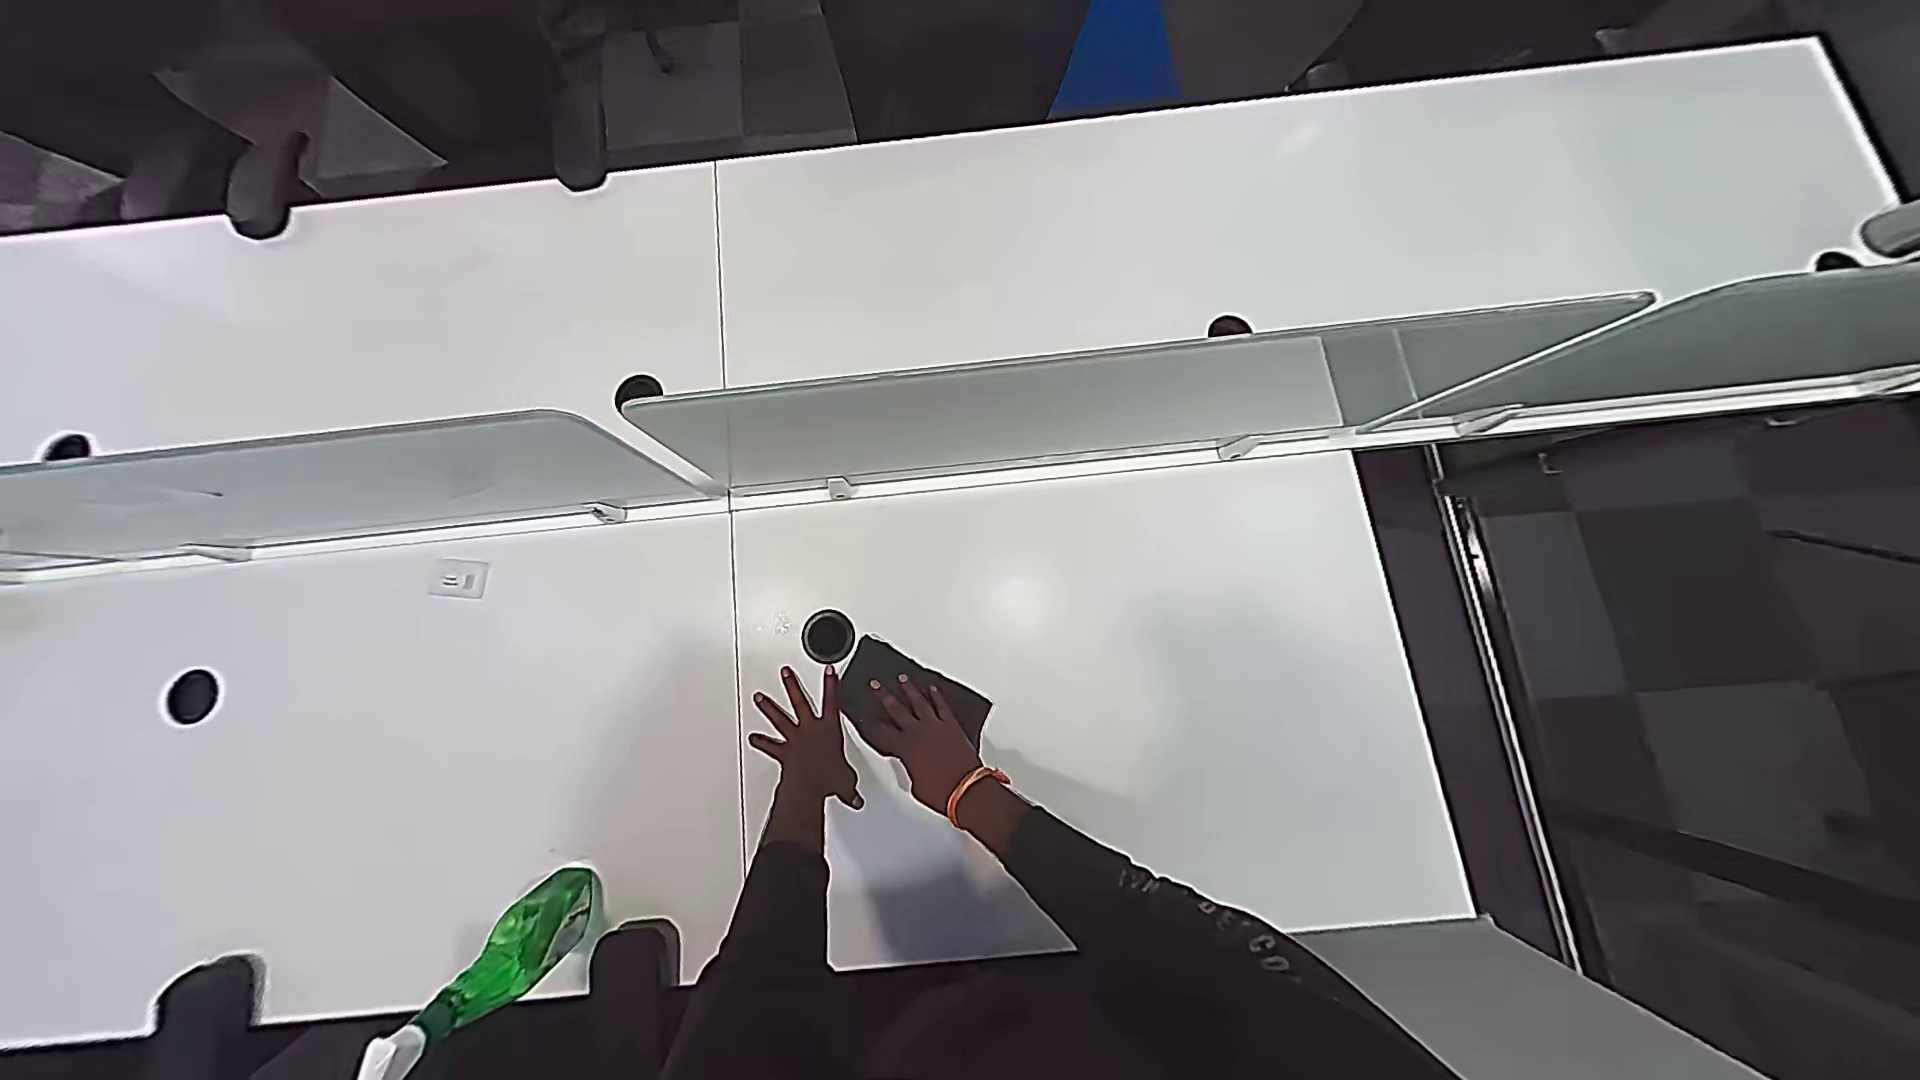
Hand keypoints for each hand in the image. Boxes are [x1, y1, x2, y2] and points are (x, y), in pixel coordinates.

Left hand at [751, 666, 863, 809]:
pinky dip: (761, 742)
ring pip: (780, 718)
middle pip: (800, 702)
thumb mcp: (846, 782)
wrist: (808, 788)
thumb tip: (856, 799)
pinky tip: (752, 737)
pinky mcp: (783, 752)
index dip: (832, 684)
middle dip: (792, 685)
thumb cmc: (828, 779)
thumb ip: (848, 787)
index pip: (832, 701)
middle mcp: (810, 729)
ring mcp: (794, 739)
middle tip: (785, 672)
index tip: (829, 670)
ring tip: (759, 696)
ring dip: (768, 707)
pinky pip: (771, 746)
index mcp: (829, 729)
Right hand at [863, 675, 985, 815]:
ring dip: (909, 689)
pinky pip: (942, 705)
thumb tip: (911, 766)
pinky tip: (933, 688)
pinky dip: (937, 695)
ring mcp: (935, 726)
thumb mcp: (916, 785)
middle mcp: (917, 732)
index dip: (873, 724)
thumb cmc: (941, 792)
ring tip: (903, 678)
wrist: (965, 788)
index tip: (866, 715)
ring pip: (918, 701)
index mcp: (905, 748)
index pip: (883, 732)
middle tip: (876, 685)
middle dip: (884, 695)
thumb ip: (909, 769)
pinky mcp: (951, 724)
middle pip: (896, 709)